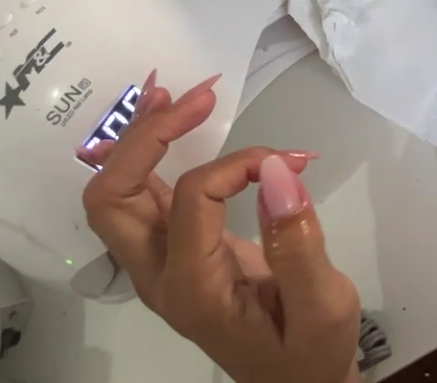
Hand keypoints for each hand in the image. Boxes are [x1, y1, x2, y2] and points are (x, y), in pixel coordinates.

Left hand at [82, 72, 361, 382]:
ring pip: (115, 192)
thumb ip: (299, 243)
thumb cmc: (310, 348)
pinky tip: (172, 115)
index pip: (195, 198)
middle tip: (202, 95)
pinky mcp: (174, 249)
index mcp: (193, 288)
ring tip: (169, 87)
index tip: (294, 160)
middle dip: (149, 136)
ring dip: (137, 136)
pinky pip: (140, 194)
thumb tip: (280, 168)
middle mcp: (158, 274)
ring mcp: (158, 263)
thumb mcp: (323, 304)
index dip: (242, 163)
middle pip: (113, 198)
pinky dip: (149, 149)